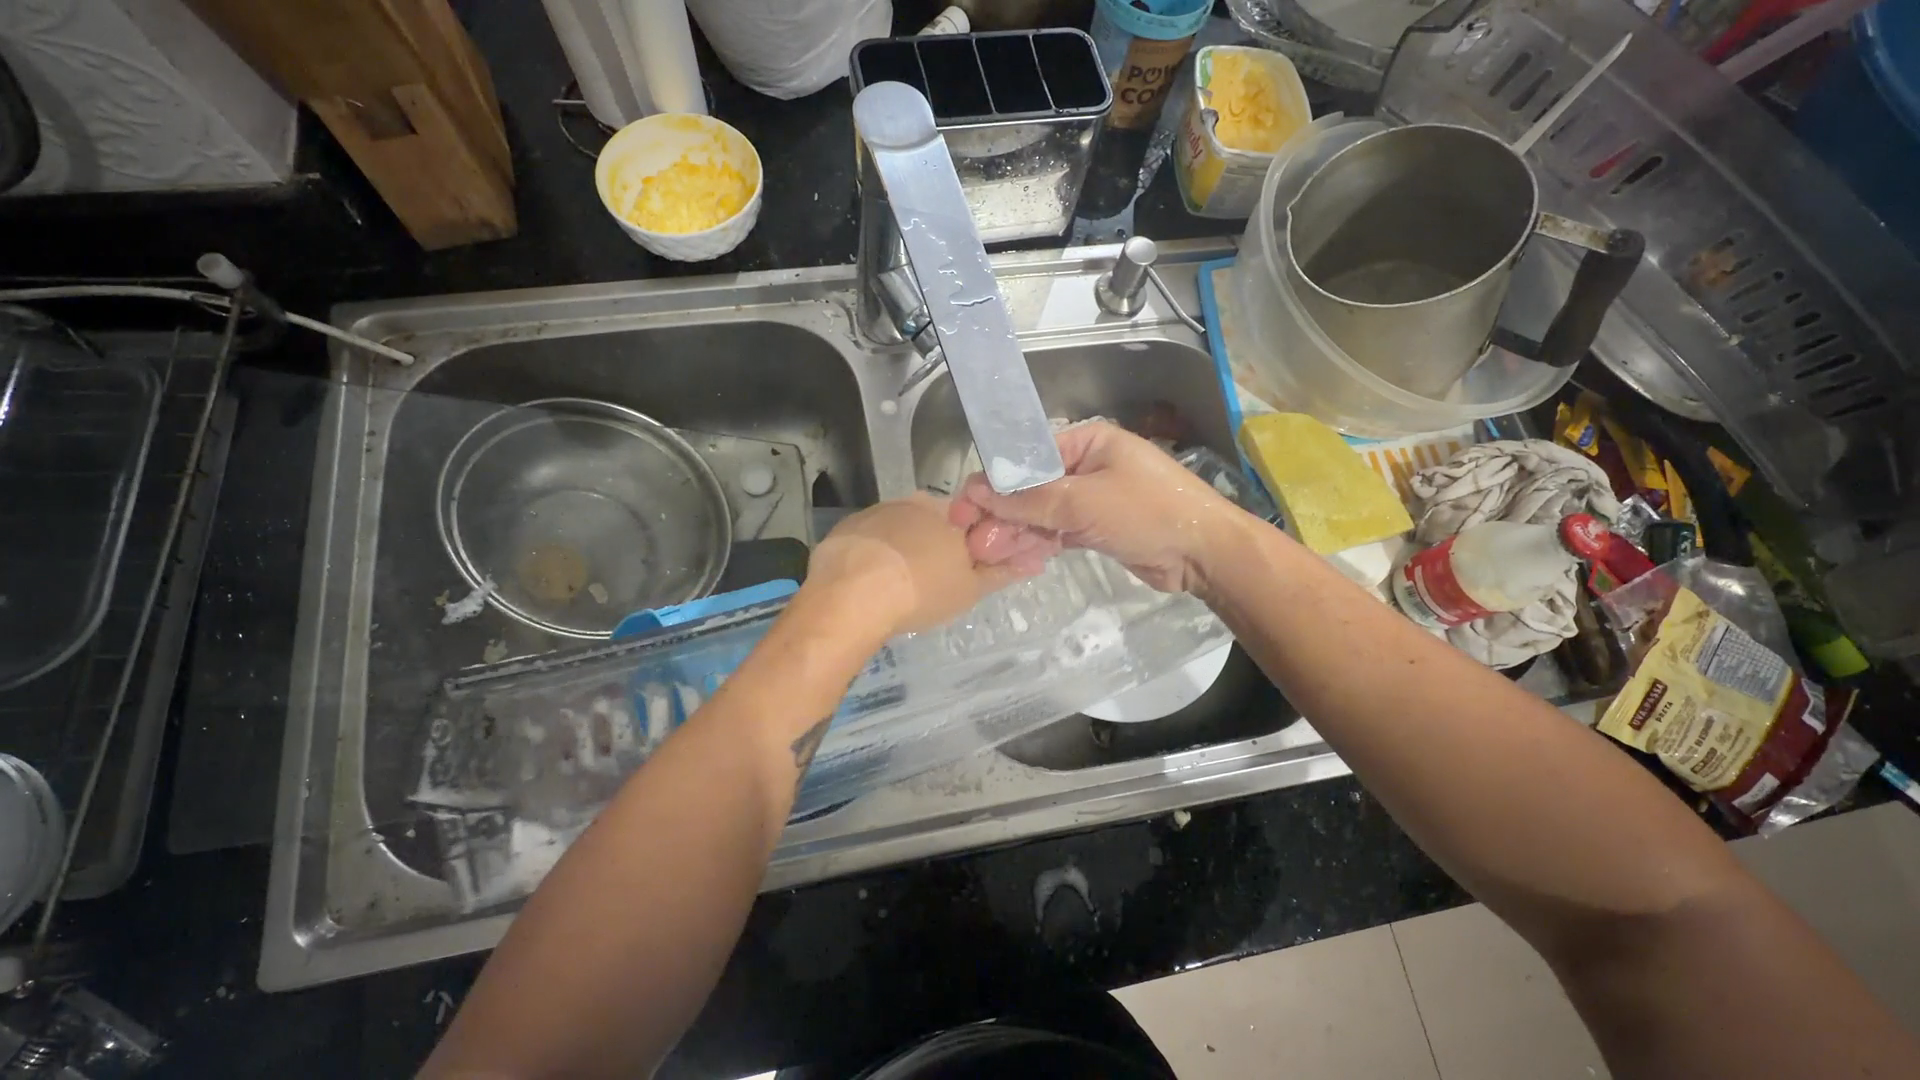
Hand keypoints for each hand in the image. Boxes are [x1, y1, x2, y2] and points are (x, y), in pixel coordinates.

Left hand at [806, 494, 1033, 637]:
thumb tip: (1035, 562)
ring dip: (902, 548)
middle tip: (932, 580)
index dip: (972, 544)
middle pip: (933, 521)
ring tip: (898, 583)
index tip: (967, 568)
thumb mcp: (969, 590)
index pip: (972, 520)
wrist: (852, 595)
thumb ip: (1001, 573)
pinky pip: (869, 537)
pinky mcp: (848, 525)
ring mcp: (878, 511)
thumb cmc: (921, 592)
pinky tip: (870, 580)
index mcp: (950, 513)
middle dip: (936, 544)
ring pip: (899, 527)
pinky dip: (873, 553)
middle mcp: (915, 502)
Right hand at [948, 421, 1247, 591]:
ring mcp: (1094, 498)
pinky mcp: (1099, 528)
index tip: (964, 508)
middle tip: (975, 542)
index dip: (993, 483)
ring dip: (1017, 532)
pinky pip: (1058, 531)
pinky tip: (1016, 557)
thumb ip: (1029, 500)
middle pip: (1032, 488)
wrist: (1205, 553)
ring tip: (989, 553)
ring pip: (1042, 513)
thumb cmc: (1148, 512)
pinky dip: (1039, 543)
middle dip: (1002, 514)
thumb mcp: (1083, 502)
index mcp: (1088, 442)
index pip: (1027, 458)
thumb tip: (978, 493)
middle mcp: (1088, 465)